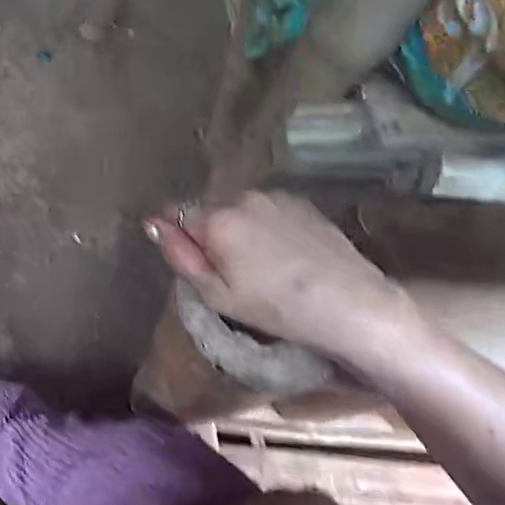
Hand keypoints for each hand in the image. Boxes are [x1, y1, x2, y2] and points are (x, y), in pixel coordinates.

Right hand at [146, 191, 425, 364]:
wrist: (351, 304)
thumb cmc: (275, 308)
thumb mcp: (217, 293)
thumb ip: (180, 255)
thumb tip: (152, 222)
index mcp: (217, 219)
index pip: (177, 214)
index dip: (182, 239)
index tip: (199, 265)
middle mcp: (242, 197)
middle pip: (210, 211)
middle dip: (212, 234)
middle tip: (233, 274)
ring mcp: (275, 196)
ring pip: (240, 210)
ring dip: (240, 229)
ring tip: (264, 267)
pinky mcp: (302, 202)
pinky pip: (267, 210)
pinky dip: (267, 227)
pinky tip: (286, 256)